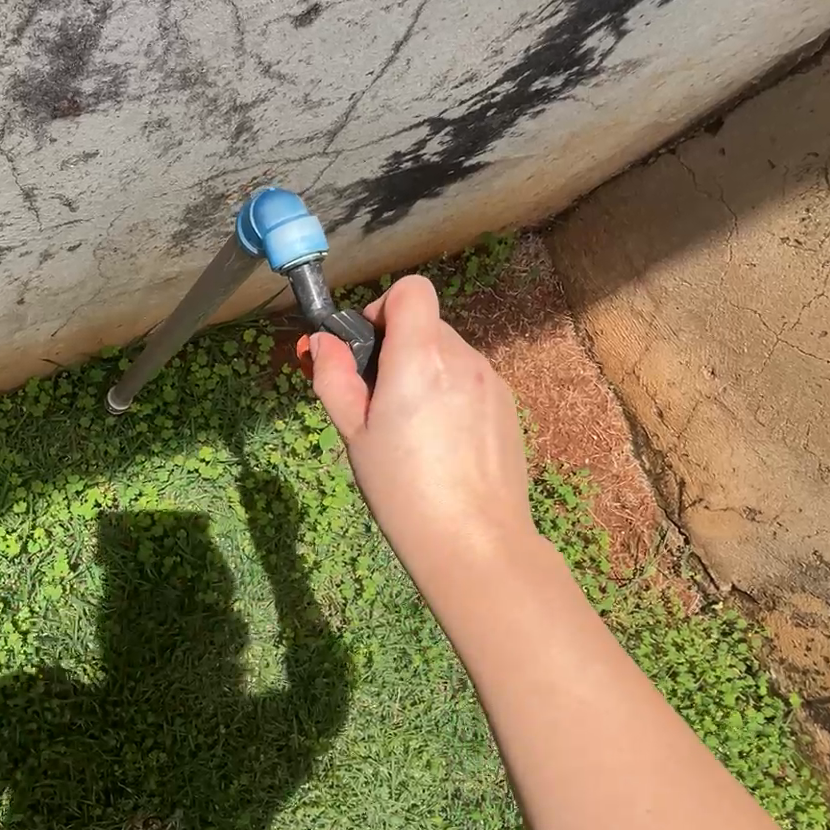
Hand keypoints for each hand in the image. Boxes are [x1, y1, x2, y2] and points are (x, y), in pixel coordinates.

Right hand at [301, 274, 535, 566]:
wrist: (473, 539)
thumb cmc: (401, 487)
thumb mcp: (353, 433)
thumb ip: (334, 378)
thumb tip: (322, 341)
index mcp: (420, 358)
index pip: (411, 290)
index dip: (383, 307)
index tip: (366, 347)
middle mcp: (463, 358)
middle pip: (425, 324)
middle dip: (396, 347)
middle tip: (375, 399)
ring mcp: (491, 380)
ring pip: (447, 353)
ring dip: (422, 371)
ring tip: (408, 428)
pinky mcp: (507, 404)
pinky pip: (468, 379)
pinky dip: (447, 392)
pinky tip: (440, 442)